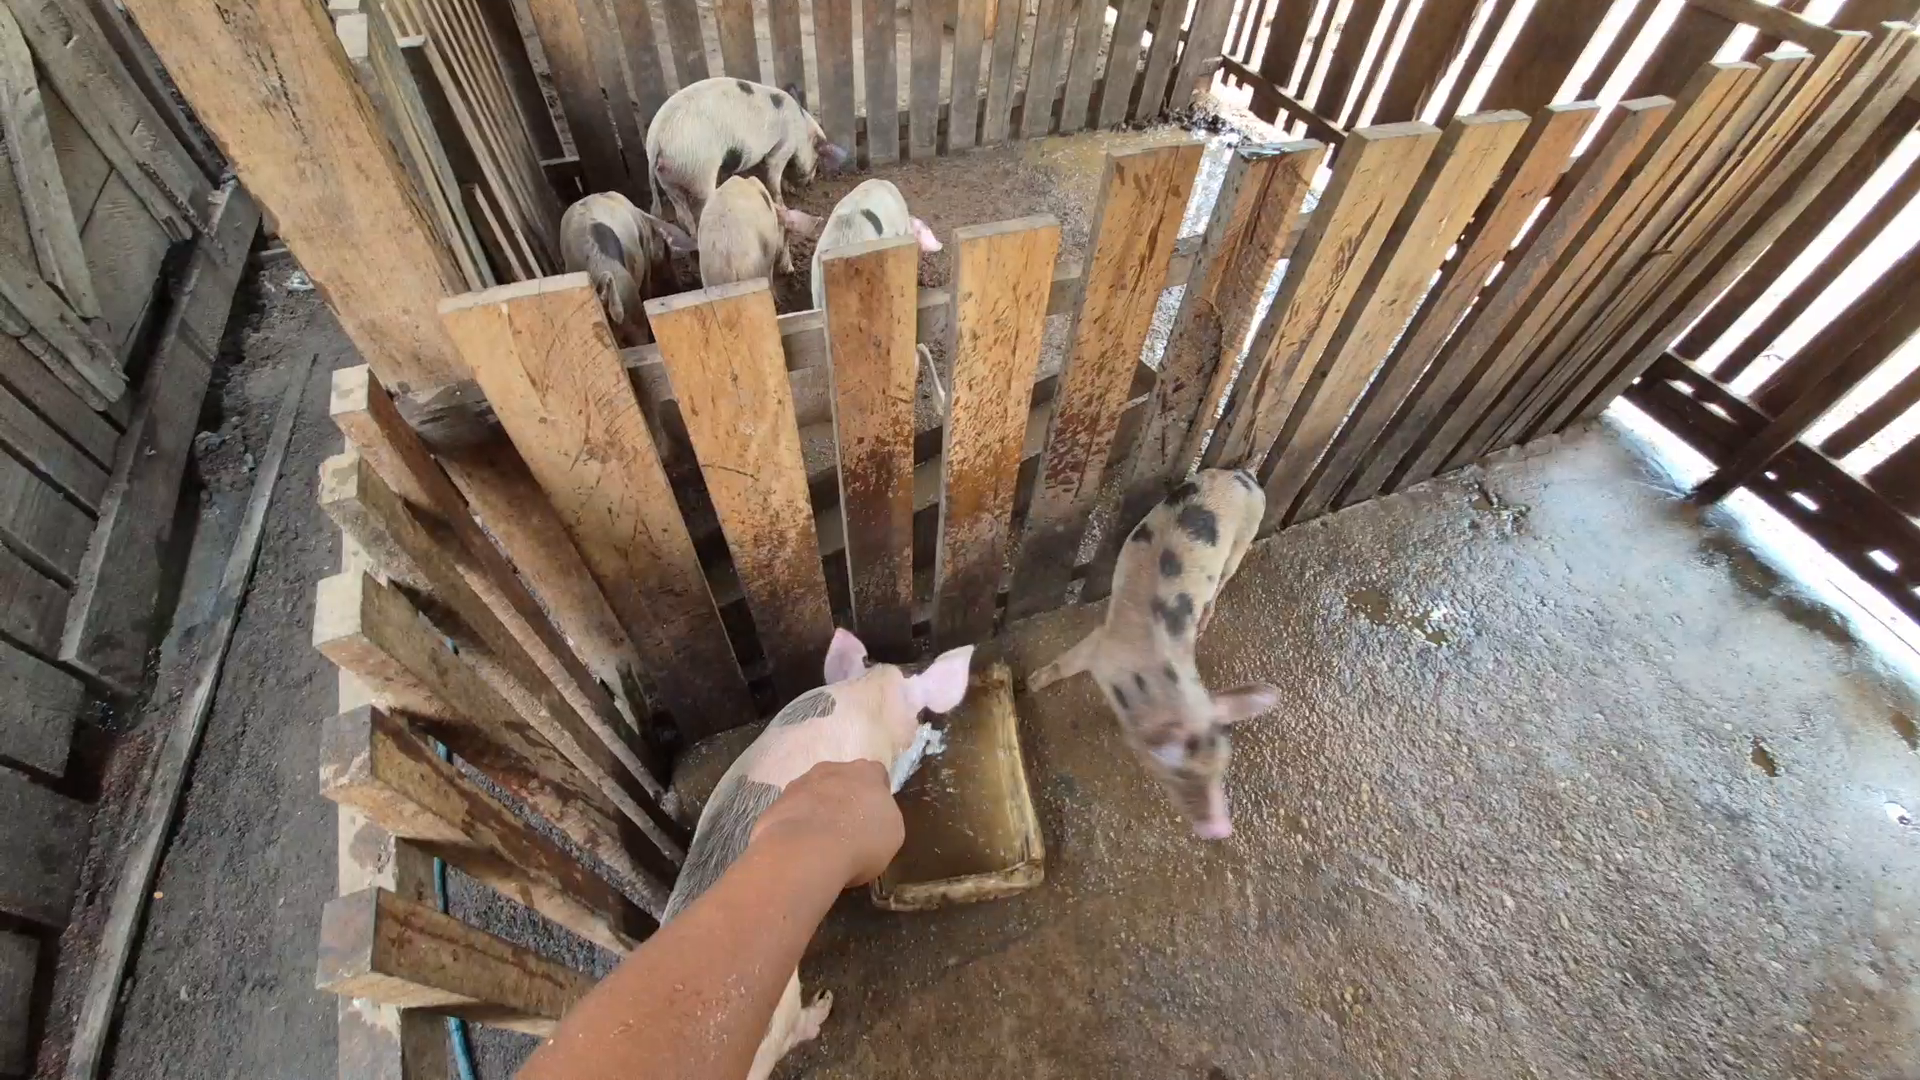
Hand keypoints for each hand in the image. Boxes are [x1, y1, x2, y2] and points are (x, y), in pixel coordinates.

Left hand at [751, 759, 903, 888]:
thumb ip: (883, 819)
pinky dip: (796, 825)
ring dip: (818, 810)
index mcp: (867, 773)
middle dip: (844, 799)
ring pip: (814, 793)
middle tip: (847, 830)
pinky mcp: (778, 802)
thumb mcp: (891, 835)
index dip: (876, 796)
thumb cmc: (861, 841)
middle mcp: (834, 769)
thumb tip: (872, 821)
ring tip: (819, 844)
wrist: (807, 850)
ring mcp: (802, 782)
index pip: (877, 775)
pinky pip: (792, 811)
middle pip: (843, 780)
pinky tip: (799, 848)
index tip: (874, 819)